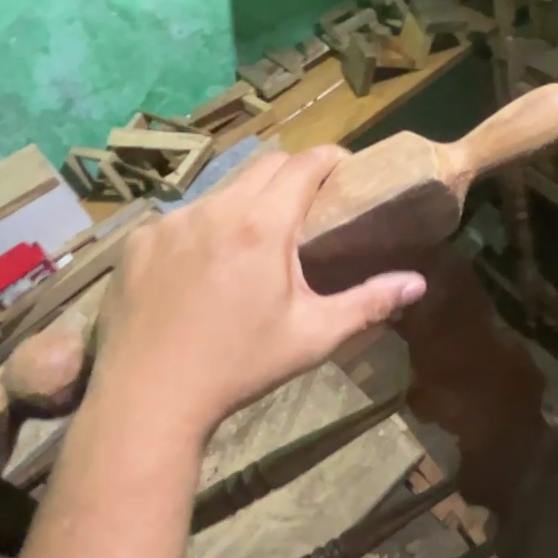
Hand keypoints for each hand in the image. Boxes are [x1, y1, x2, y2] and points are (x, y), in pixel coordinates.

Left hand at [96, 147, 428, 433]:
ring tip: (256, 238)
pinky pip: (183, 217)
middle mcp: (216, 209)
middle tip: (309, 202)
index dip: (330, 157)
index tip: (345, 167)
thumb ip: (369, 303)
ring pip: (223, 189)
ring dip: (248, 200)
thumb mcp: (313, 336)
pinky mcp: (139, 241)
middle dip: (294, 172)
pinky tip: (203, 266)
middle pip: (265, 165)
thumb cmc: (240, 367)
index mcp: (262, 226)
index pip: (305, 163)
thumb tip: (418, 283)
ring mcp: (171, 222)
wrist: (149, 400)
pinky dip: (204, 227)